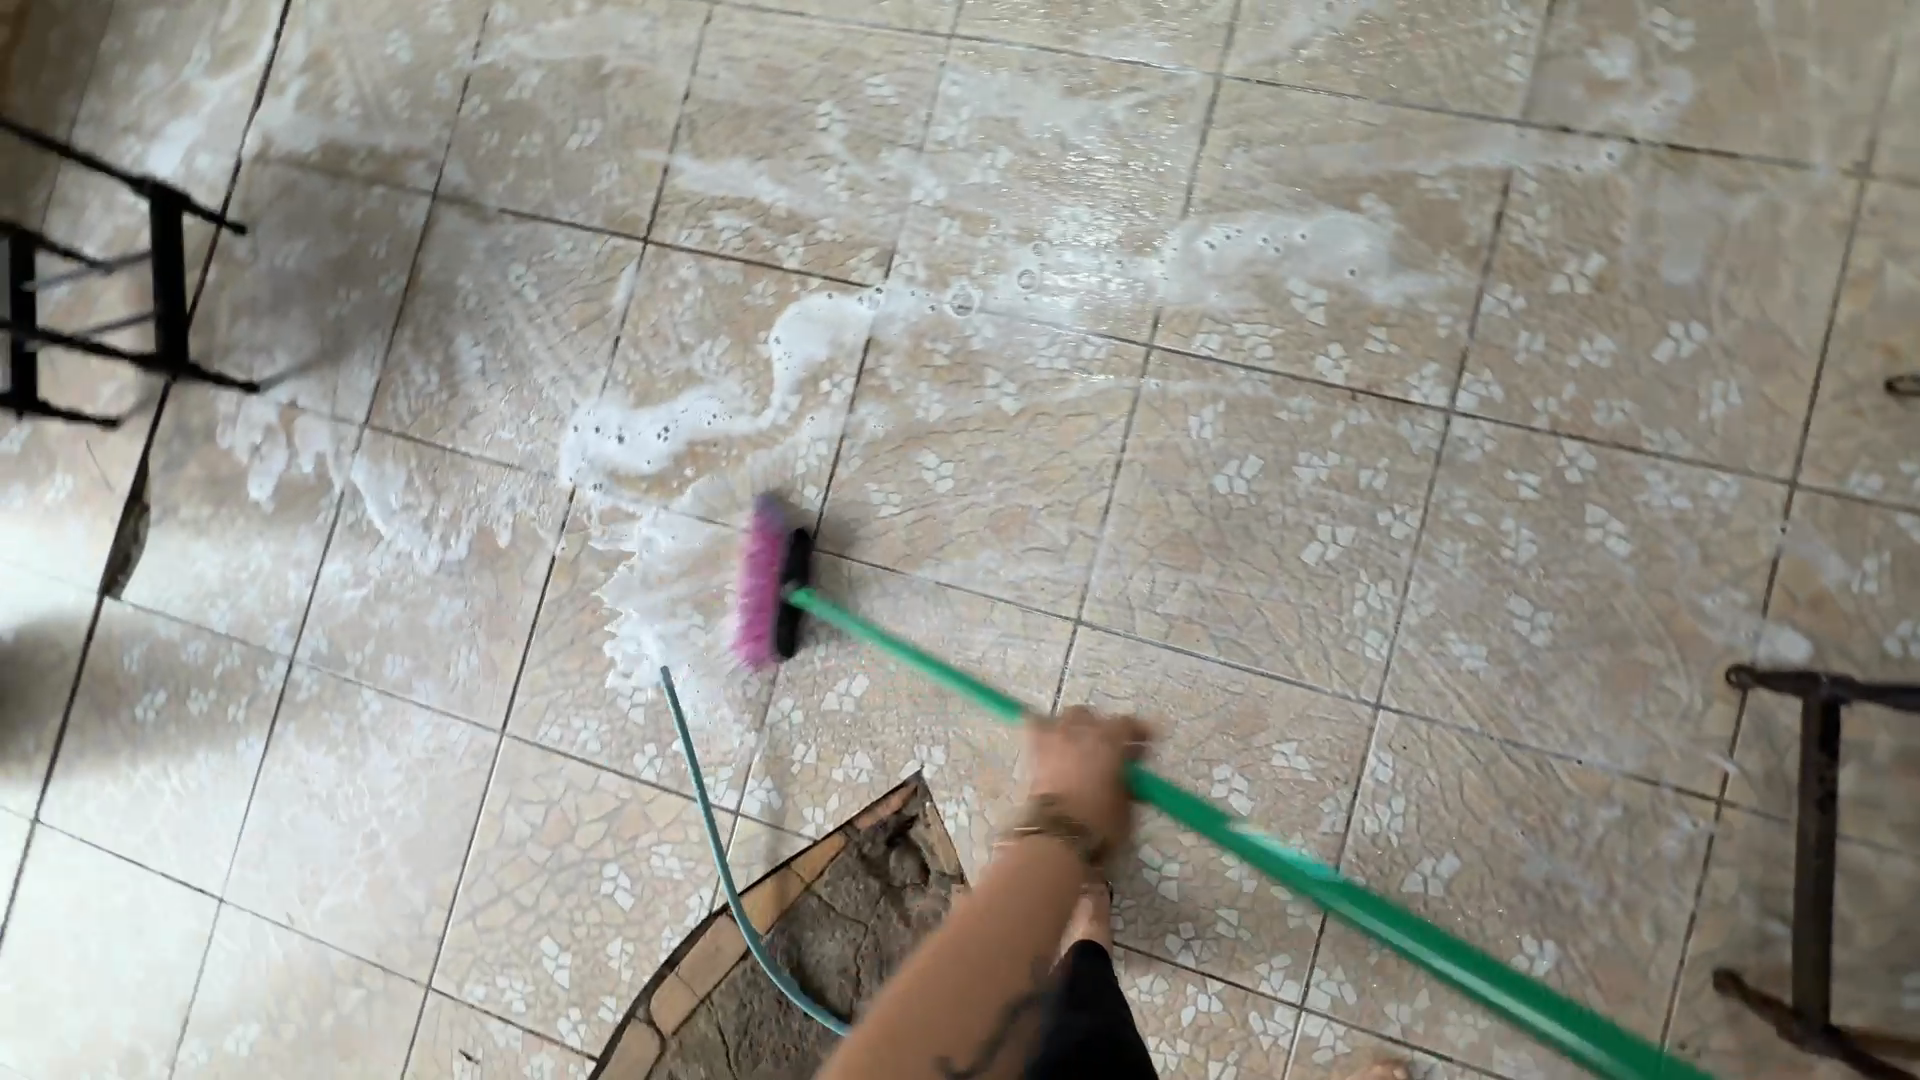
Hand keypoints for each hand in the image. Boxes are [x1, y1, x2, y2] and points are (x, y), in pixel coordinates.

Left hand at [1023, 706, 1153, 854]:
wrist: (1058, 833)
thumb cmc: (1100, 821)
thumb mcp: (1126, 804)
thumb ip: (1127, 782)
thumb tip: (1126, 776)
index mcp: (1109, 740)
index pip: (1127, 724)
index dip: (1137, 731)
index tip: (1144, 741)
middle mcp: (1082, 730)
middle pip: (1094, 717)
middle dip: (1102, 728)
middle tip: (1109, 748)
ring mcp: (1056, 736)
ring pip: (1066, 717)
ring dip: (1075, 726)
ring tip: (1079, 744)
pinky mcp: (1036, 749)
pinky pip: (1036, 725)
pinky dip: (1044, 730)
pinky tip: (1049, 741)